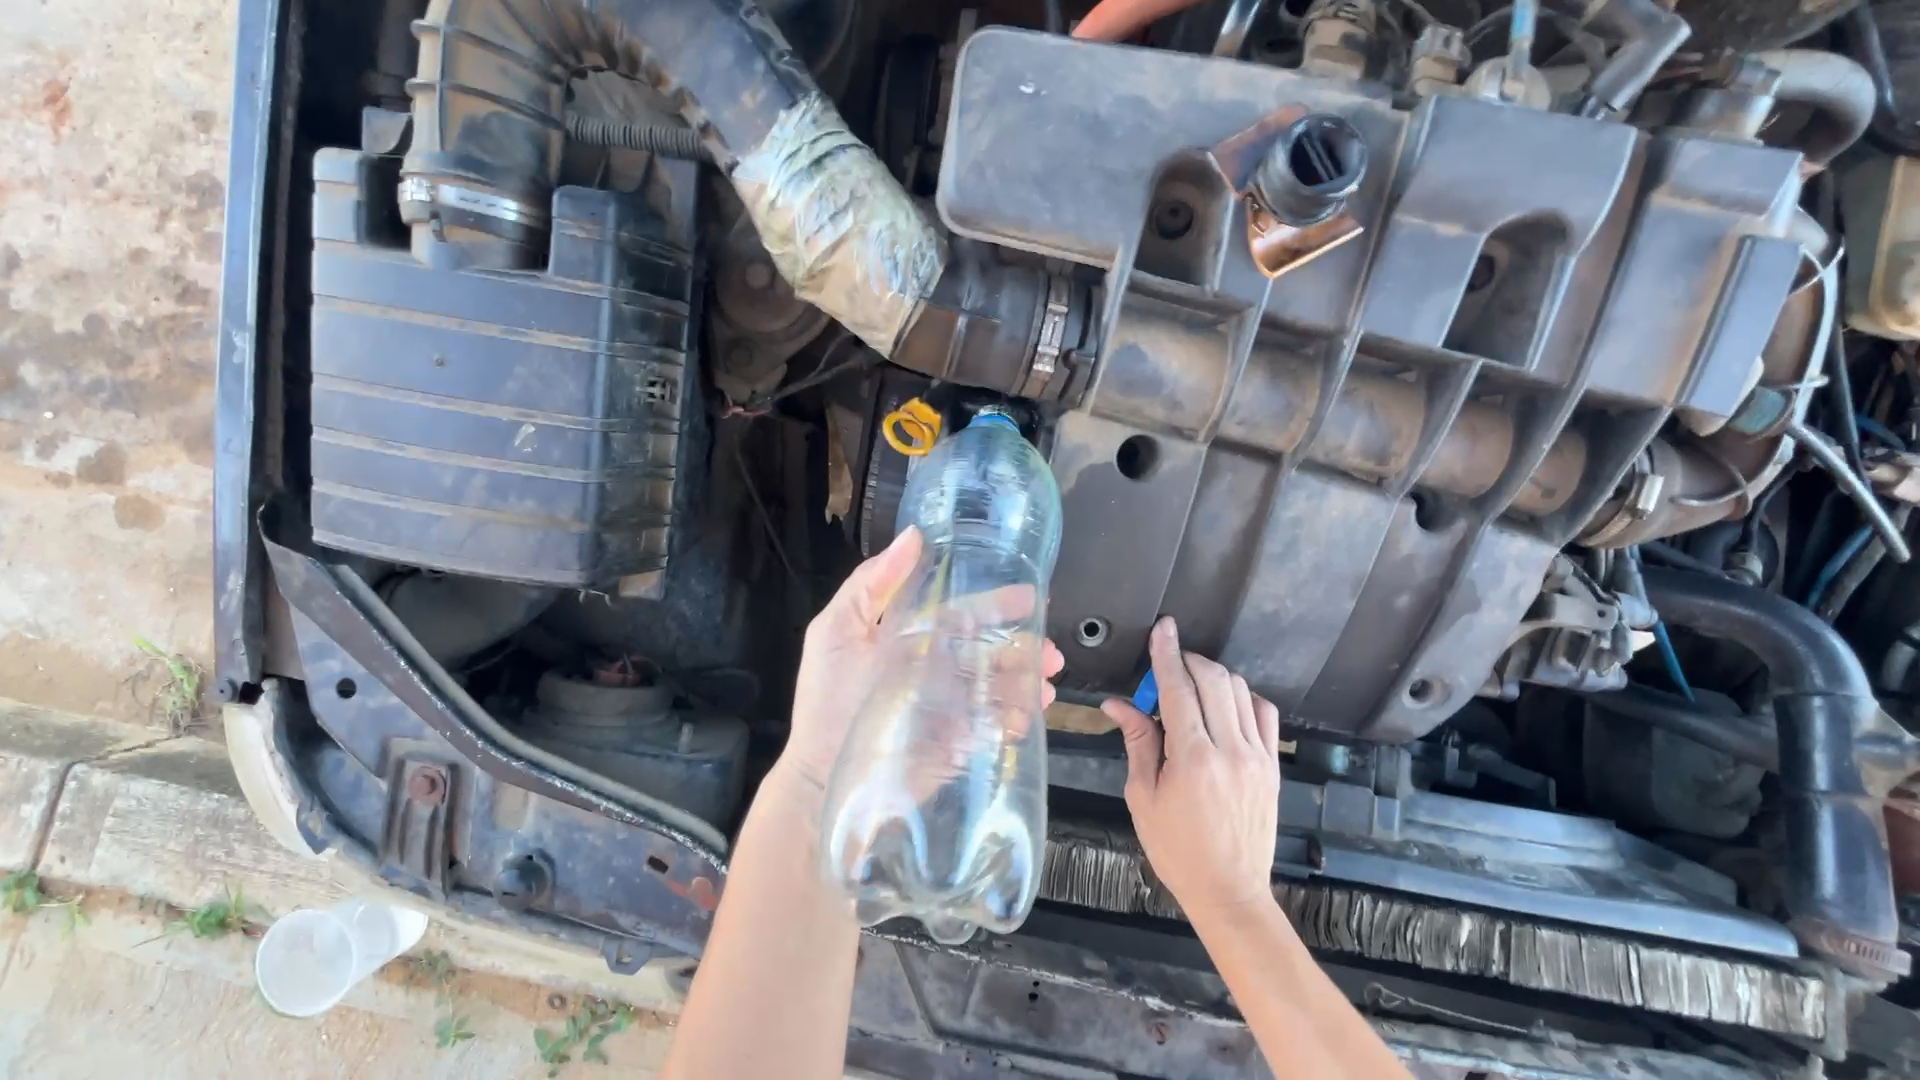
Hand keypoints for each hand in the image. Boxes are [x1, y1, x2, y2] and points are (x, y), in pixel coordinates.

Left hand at [781, 526, 1065, 792]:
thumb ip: (870, 584)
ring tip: (1046, 686)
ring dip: (1027, 683)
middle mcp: (937, 667)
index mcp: (913, 636)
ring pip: (1000, 687)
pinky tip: (1024, 718)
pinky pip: (994, 727)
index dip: (997, 604)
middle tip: (1052, 653)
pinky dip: (1015, 720)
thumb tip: (913, 534)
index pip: (964, 612)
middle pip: (991, 650)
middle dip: (1025, 648)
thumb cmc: (827, 701)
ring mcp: (950, 707)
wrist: (819, 777)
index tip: (1031, 597)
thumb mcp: (835, 633)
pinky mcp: (955, 744)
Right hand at [1101, 616, 1280, 921]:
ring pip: (1240, 690)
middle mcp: (1230, 750)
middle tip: (1169, 663)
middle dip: (1189, 659)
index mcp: (1192, 758)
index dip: (1167, 653)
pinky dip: (1243, 697)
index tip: (1163, 628)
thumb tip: (1119, 704)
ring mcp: (1257, 756)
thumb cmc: (1176, 848)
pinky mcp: (1272, 765)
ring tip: (1192, 685)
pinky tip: (1225, 704)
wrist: (1229, 889)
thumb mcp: (1143, 796)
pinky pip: (1263, 713)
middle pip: (1213, 680)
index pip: (1178, 689)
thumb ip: (1137, 742)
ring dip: (1214, 675)